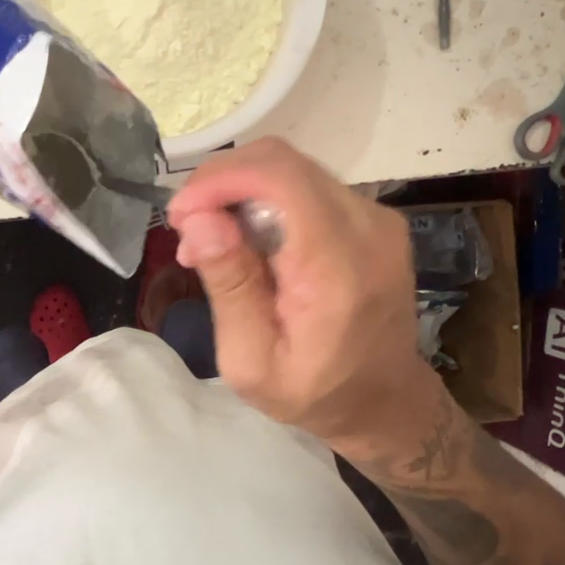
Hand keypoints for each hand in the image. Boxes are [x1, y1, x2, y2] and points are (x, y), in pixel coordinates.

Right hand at [165, 138, 450, 455]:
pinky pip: (308, 186)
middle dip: (221, 184)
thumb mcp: (252, 361)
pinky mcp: (372, 218)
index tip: (180, 216)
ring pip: (292, 169)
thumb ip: (230, 287)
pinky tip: (247, 244)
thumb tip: (199, 219)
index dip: (219, 179)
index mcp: (337, 267)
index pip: (279, 177)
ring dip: (239, 193)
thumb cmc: (312, 393)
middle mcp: (367, 226)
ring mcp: (376, 217)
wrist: (384, 402)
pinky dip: (265, 201)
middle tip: (188, 233)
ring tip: (212, 246)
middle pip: (283, 162)